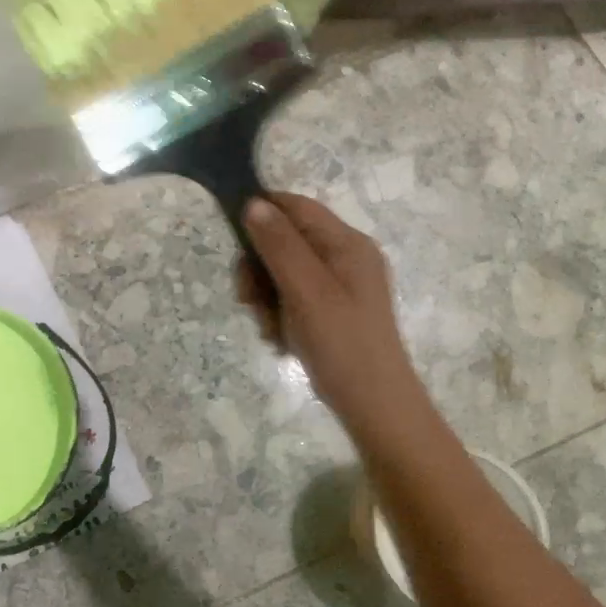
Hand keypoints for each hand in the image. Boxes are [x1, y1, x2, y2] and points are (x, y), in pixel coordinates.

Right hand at [237, 194, 430, 430]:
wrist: (373, 403)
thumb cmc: (341, 343)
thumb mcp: (306, 290)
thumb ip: (279, 245)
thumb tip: (253, 203)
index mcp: (347, 243)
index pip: (295, 207)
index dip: (261, 214)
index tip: (232, 242)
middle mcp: (346, 256)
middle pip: (285, 240)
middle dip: (258, 267)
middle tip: (247, 300)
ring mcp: (340, 284)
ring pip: (283, 271)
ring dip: (265, 296)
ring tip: (267, 327)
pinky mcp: (332, 308)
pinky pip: (293, 296)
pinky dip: (278, 313)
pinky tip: (278, 337)